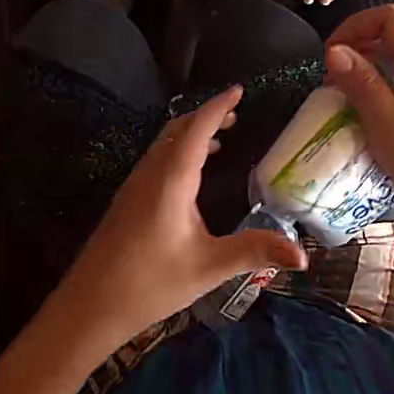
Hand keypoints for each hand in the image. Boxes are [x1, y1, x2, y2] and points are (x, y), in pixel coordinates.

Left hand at [51, 86, 306, 349]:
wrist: (90, 303)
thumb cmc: (150, 283)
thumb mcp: (208, 267)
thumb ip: (254, 252)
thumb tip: (303, 254)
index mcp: (171, 180)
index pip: (197, 130)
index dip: (218, 106)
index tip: (238, 90)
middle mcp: (150, 174)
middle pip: (177, 130)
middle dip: (205, 115)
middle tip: (234, 112)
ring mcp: (134, 186)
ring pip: (163, 145)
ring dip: (190, 133)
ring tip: (219, 137)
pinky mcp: (127, 201)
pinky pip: (155, 160)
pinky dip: (177, 151)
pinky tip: (188, 174)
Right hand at [321, 6, 393, 244]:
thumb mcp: (389, 129)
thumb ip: (361, 85)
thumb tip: (333, 52)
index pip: (390, 17)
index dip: (353, 27)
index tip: (330, 56)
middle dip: (359, 44)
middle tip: (335, 77)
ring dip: (372, 63)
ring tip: (351, 93)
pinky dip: (389, 77)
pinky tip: (378, 106)